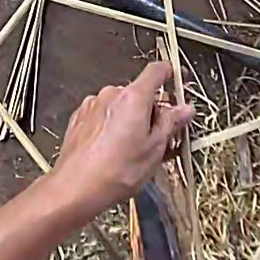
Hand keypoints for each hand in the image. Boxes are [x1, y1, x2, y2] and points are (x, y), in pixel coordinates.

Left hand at [48, 61, 192, 217]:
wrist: (74, 190)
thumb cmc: (115, 171)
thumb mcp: (155, 148)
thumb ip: (171, 123)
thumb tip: (185, 109)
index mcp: (134, 96)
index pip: (157, 70)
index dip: (171, 74)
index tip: (178, 84)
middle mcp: (112, 94)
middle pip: (140, 91)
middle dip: (152, 109)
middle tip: (159, 135)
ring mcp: (93, 105)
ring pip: (122, 104)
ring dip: (131, 118)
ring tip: (134, 148)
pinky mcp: (80, 118)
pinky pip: (104, 114)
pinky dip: (113, 125)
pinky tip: (113, 150)